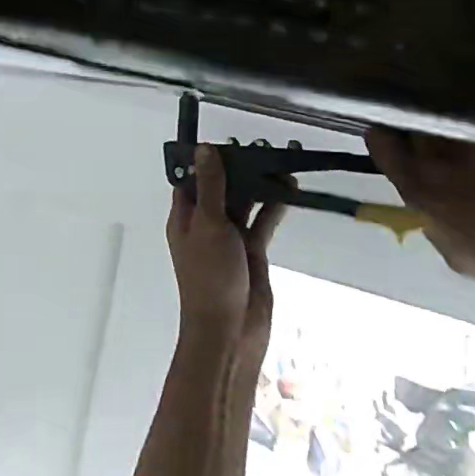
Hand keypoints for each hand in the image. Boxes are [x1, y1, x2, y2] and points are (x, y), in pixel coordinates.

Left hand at [167, 144, 288, 350]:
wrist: (231, 334)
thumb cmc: (210, 279)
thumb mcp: (208, 225)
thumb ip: (211, 186)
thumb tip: (205, 149)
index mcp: (185, 218)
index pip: (193, 180)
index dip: (206, 160)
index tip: (227, 141)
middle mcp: (206, 224)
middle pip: (222, 188)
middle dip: (240, 168)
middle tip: (262, 146)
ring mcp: (230, 238)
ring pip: (245, 202)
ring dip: (260, 184)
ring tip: (280, 161)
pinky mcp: (252, 252)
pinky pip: (263, 221)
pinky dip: (274, 205)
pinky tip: (289, 189)